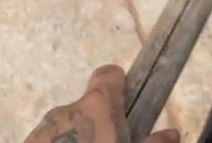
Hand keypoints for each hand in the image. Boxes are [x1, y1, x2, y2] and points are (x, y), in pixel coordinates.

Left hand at [23, 66, 177, 142]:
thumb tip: (172, 134)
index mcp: (97, 105)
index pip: (109, 75)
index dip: (118, 87)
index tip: (126, 106)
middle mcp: (66, 111)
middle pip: (86, 109)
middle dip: (97, 127)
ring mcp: (39, 133)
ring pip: (64, 131)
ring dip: (75, 142)